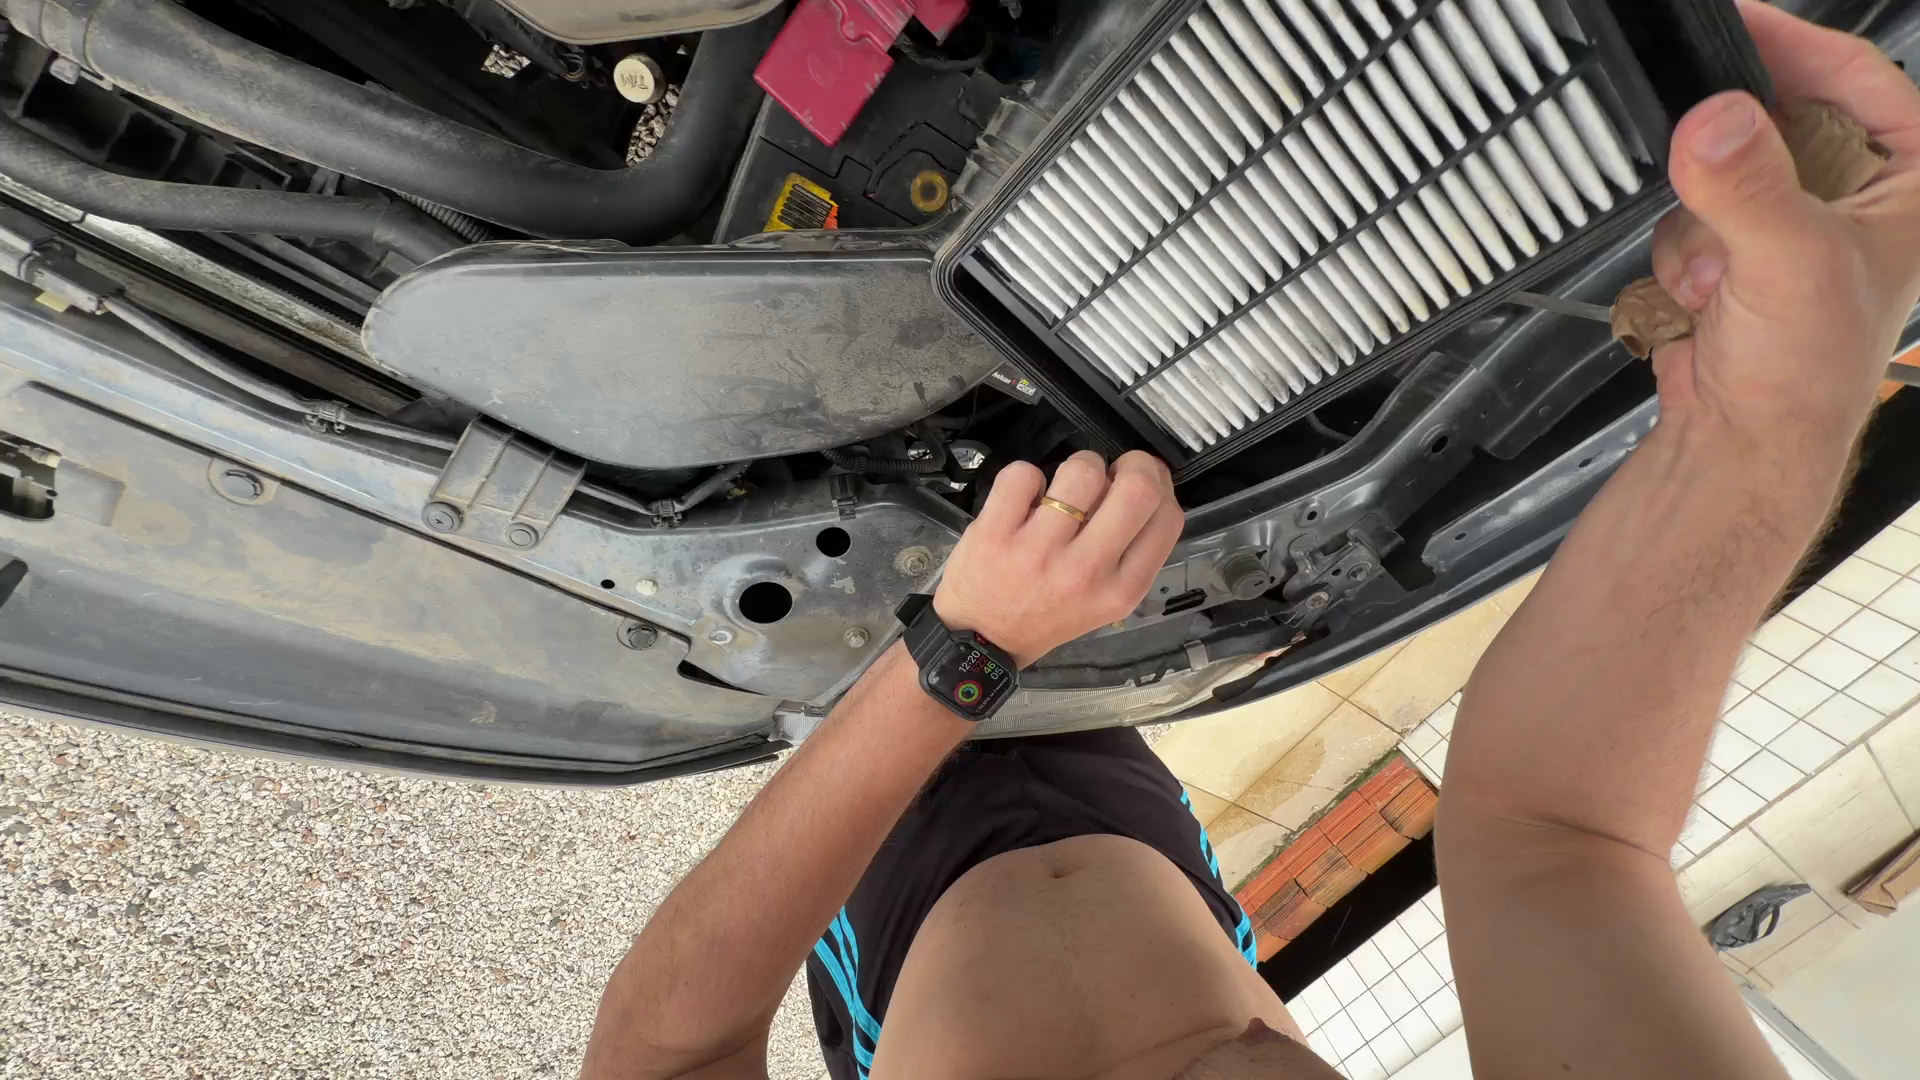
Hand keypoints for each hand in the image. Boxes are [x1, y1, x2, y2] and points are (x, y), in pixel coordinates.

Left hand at [933, 449, 1182, 667]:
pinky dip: (1026, 476)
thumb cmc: (1045, 617)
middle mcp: (1085, 571)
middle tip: (1111, 471)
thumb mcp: (1103, 603)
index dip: (1162, 484)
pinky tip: (1024, 498)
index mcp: (1120, 591)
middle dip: (1132, 463)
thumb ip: (1129, 553)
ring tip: (1064, 486)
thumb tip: (1147, 485)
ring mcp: (1038, 550)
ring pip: (1082, 472)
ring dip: (1079, 465)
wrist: (980, 642)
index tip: (1145, 481)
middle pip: (1137, 488)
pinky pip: (1024, 473)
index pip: (1167, 519)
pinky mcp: (995, 533)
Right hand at [1649, 1, 1919, 472]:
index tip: (1726, 22)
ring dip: (1693, 234)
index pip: (1851, 76)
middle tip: (1713, 214)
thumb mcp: (1788, 260)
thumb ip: (1747, 188)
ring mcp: (1780, 224)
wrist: (1741, 428)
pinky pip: (1679, 226)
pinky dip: (1674, 260)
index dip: (1789, 46)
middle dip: (1720, 183)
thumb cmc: (1806, 358)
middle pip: (1759, 133)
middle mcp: (1848, 188)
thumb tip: (1710, 120)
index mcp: (1911, 169)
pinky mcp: (1725, 257)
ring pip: (1707, 184)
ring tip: (1716, 284)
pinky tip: (1697, 295)